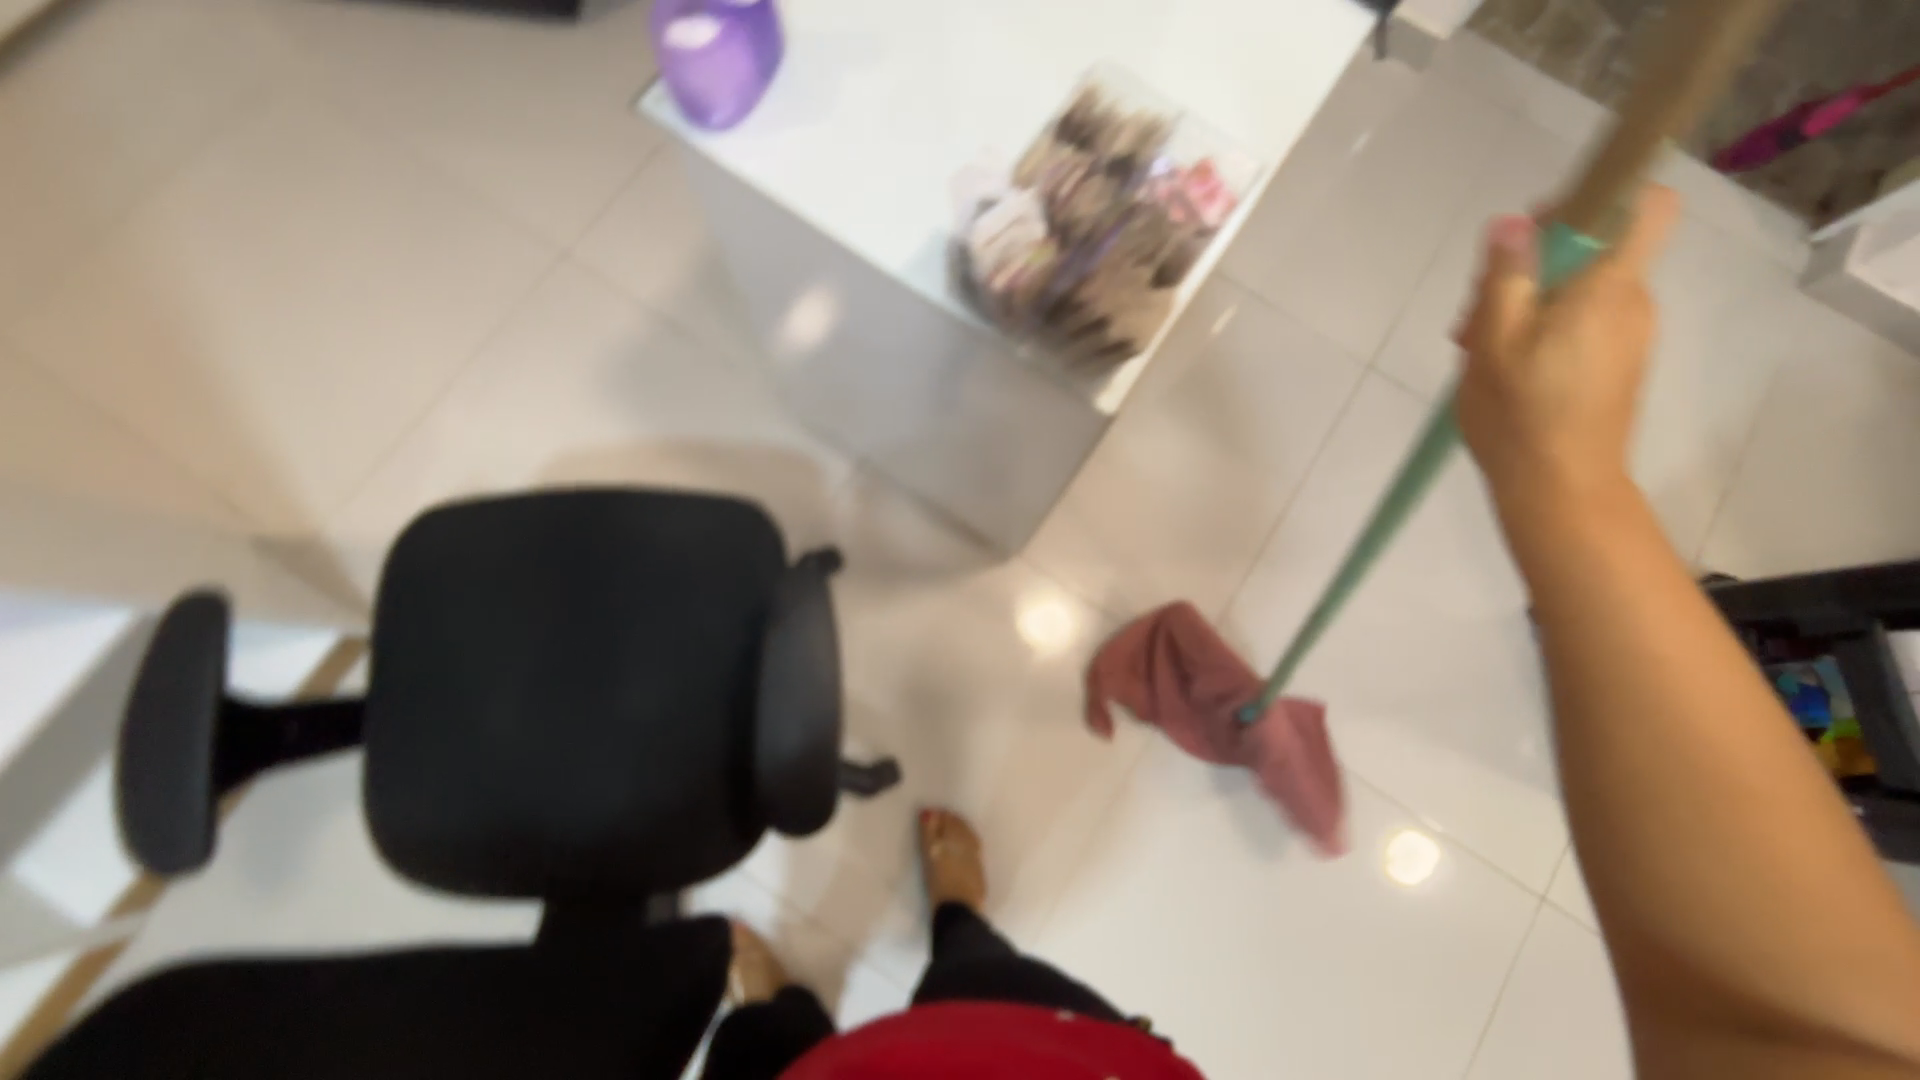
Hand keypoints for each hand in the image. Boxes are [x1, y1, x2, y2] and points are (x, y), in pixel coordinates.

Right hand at [1453, 186, 1680, 513]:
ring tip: (1478, 348)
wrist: (1560, 488)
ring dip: (1527, 304)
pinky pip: (1582, 323)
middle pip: (1592, 252)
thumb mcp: (1493, 342)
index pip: (1642, 207)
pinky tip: (1504, 367)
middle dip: (1531, 268)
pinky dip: (1543, 331)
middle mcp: (1632, 301)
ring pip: (1579, 290)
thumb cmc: (1520, 413)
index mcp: (1607, 288)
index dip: (1598, 198)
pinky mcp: (1618, 363)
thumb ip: (1505, 278)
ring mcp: (1629, 334)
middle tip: (1475, 313)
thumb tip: (1513, 220)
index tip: (1543, 224)